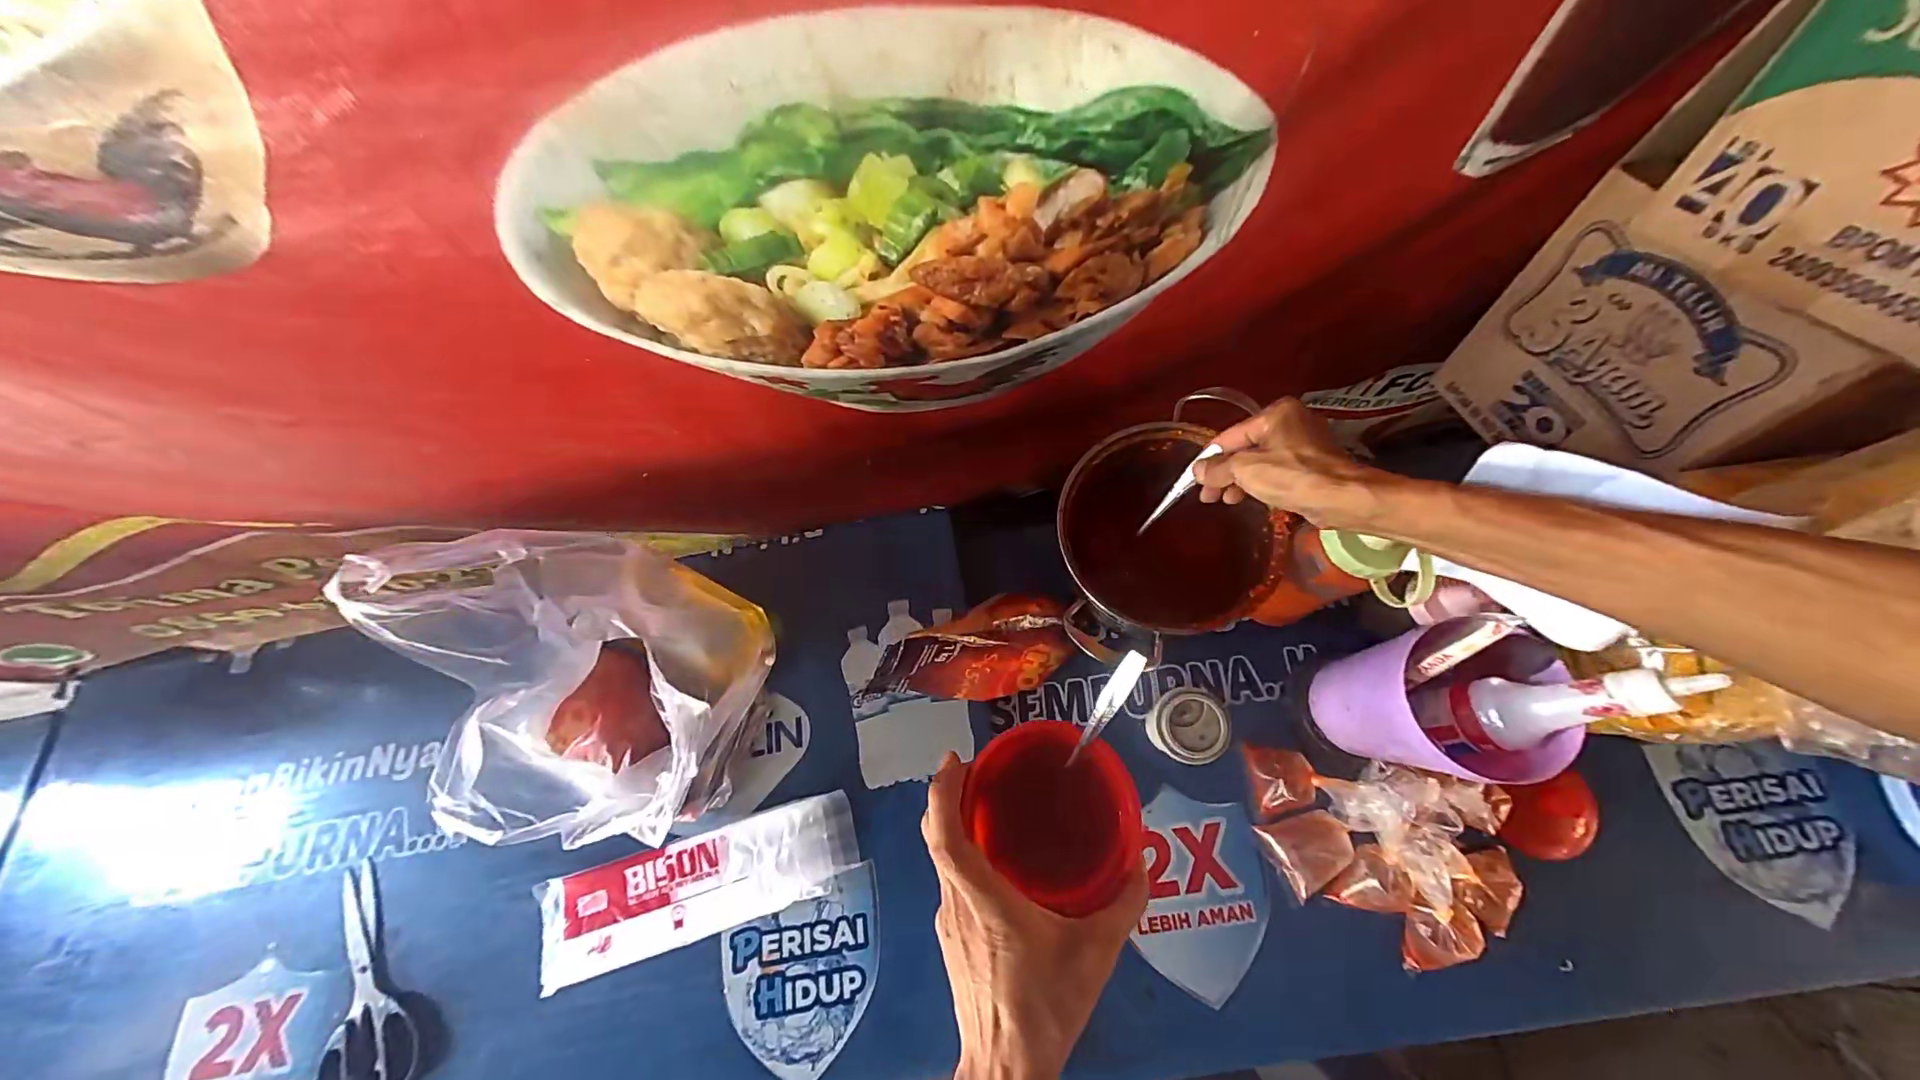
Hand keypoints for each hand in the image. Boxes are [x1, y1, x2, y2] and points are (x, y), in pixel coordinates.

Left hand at [922, 753, 1147, 1079]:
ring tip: (986, 805)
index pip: (945, 837)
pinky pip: (950, 880)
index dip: (942, 794)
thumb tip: (1139, 863)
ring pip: (942, 860)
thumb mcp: (1095, 955)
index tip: (952, 762)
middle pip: (937, 839)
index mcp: (982, 900)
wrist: (1006, 1069)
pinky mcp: (951, 937)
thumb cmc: (1045, 1006)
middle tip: (974, 771)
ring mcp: (948, 922)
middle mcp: (955, 904)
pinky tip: (991, 859)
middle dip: (947, 797)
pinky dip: (961, 855)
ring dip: (954, 826)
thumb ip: (1121, 906)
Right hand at [1192, 397, 1395, 526]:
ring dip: (1239, 480)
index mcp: (1275, 414)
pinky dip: (1260, 483)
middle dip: (1224, 473)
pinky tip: (1247, 497)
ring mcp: (1304, 443)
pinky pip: (1276, 470)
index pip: (1229, 436)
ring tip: (1226, 500)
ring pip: (1259, 460)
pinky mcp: (1313, 464)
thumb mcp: (1245, 470)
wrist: (1344, 498)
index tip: (1194, 481)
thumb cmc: (1293, 477)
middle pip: (1244, 448)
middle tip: (1209, 495)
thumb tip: (1197, 471)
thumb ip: (1217, 469)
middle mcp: (1291, 421)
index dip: (1208, 460)